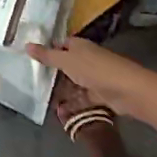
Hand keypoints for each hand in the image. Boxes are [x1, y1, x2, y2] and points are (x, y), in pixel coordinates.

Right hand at [26, 37, 151, 114]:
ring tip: (44, 100)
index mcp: (79, 47)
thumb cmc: (95, 70)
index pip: (60, 45)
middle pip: (66, 65)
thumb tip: (26, 45)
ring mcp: (95, 77)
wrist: (129, 91)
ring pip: (73, 83)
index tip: (32, 59)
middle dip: (52, 75)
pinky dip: (73, 104)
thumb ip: (47, 55)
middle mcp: (87, 59)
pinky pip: (83, 98)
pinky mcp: (101, 94)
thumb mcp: (66, 61)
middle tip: (34, 83)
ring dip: (62, 92)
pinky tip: (60, 112)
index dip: (47, 50)